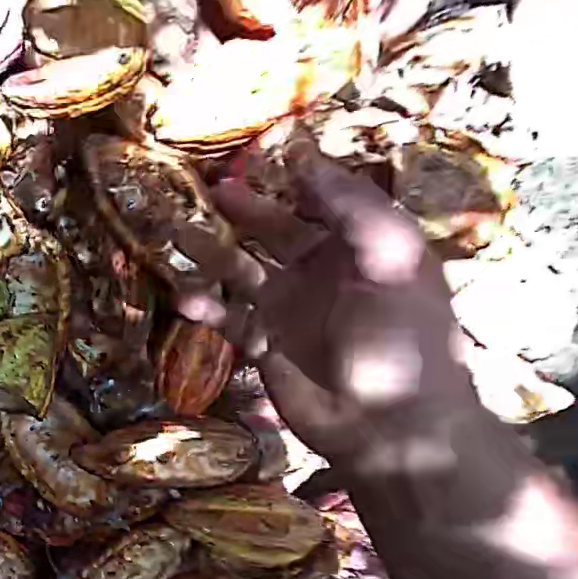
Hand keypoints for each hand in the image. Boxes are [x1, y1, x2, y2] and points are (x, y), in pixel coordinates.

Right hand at [172, 134, 498, 492]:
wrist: (387, 423)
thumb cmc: (401, 338)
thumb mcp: (392, 260)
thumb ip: (354, 208)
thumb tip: (305, 162)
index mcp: (358, 247)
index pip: (321, 201)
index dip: (293, 178)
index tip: (259, 154)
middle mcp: (318, 271)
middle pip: (271, 230)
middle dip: (241, 210)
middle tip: (207, 190)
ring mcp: (287, 308)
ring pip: (239, 269)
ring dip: (210, 252)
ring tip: (176, 233)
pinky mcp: (262, 341)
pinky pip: (227, 316)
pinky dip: (205, 307)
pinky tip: (187, 300)